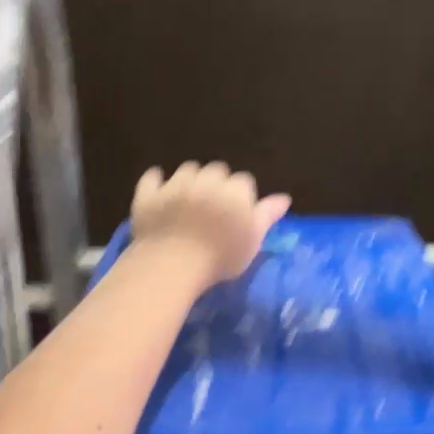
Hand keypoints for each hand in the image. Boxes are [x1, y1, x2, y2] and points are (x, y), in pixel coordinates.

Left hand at [130, 162, 290, 285]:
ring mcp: (175, 185)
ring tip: (190, 199)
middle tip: (214, 208)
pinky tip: (159, 188)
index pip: (244, 182)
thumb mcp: (253, 240)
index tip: (238, 215)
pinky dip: (156, 182)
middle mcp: (206, 180)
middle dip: (217, 183)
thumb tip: (284, 197)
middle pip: (216, 170)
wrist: (173, 263)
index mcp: (235, 190)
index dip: (241, 197)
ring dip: (190, 179)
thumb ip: (267, 215)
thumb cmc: (220, 256)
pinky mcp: (149, 195)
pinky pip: (151, 179)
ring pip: (187, 170)